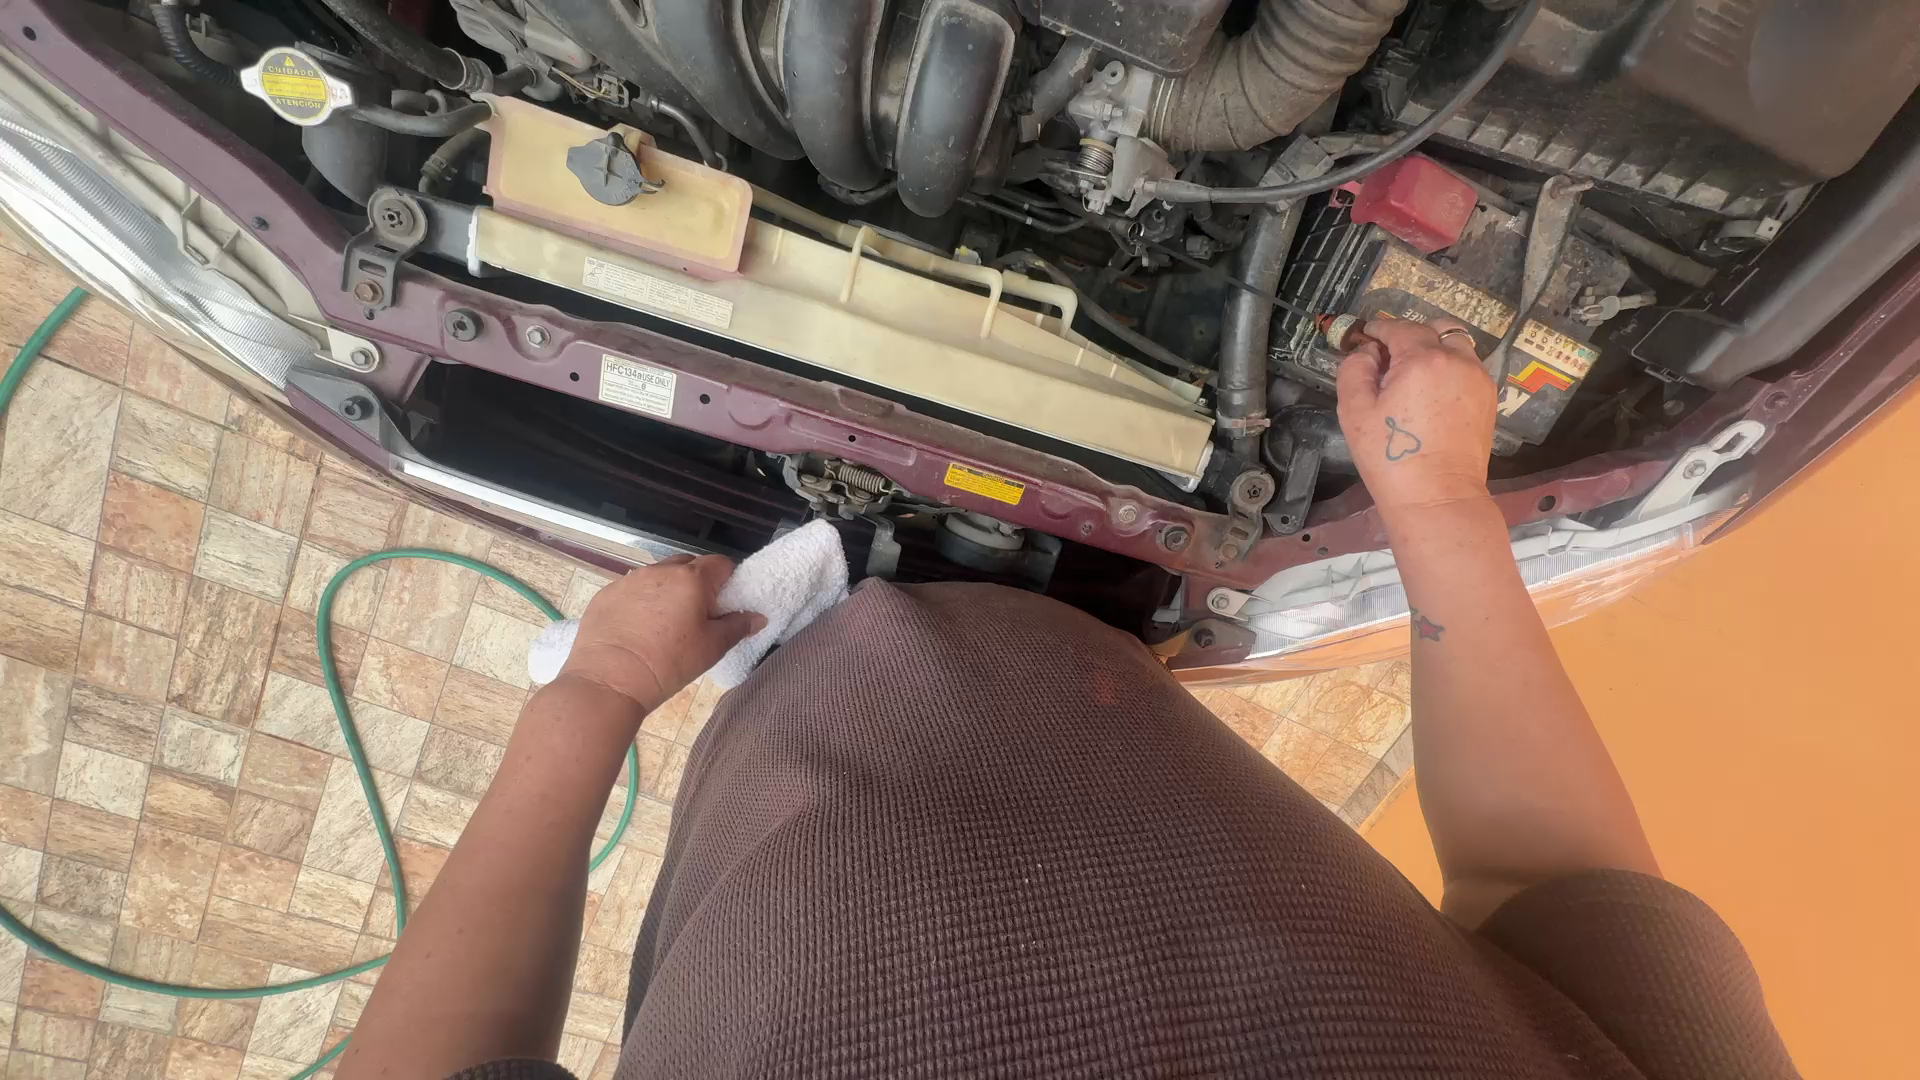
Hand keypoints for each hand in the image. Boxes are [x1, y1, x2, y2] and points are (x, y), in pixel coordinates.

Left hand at [556, 555, 764, 713]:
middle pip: (688, 564)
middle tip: (698, 612)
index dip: (728, 579)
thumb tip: (758, 617)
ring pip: (658, 575)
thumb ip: (738, 627)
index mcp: (692, 579)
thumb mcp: (712, 648)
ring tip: (665, 622)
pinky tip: (638, 628)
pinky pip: (632, 588)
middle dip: (698, 581)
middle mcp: (660, 571)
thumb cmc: (669, 663)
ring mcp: (629, 580)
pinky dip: (641, 601)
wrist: (608, 682)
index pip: (721, 563)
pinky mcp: (605, 594)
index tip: (726, 602)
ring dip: (668, 590)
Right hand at [1336, 316, 1496, 520]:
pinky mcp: (1488, 397)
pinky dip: (1448, 369)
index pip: (1399, 328)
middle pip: (1436, 329)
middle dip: (1410, 335)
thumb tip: (1366, 353)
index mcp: (1422, 359)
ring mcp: (1478, 378)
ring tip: (1412, 376)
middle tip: (1389, 357)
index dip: (1379, 329)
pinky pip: (1467, 368)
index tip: (1365, 335)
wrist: (1436, 493)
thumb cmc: (1389, 454)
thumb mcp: (1354, 412)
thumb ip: (1354, 371)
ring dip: (1433, 350)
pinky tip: (1430, 396)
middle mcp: (1457, 360)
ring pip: (1456, 346)